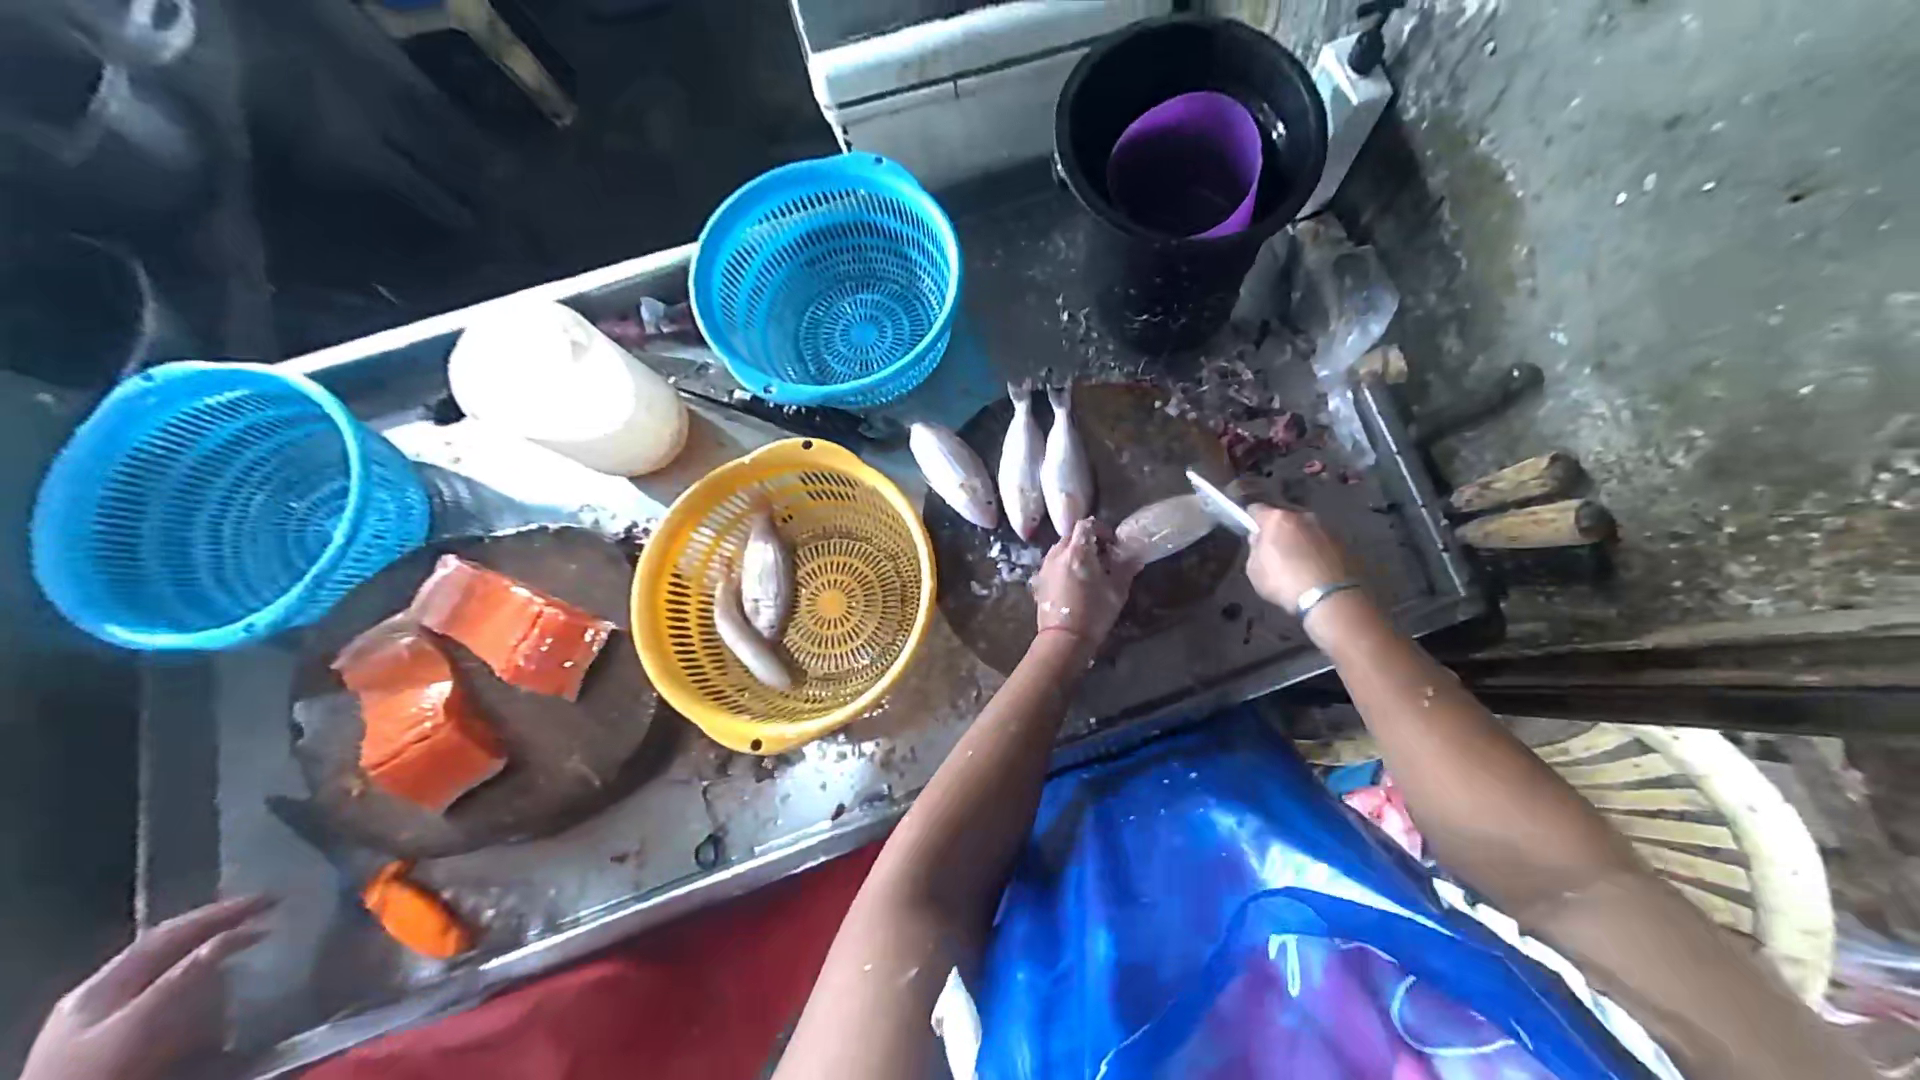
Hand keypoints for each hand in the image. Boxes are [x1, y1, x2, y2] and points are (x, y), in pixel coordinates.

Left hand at [22, 895, 274, 1079]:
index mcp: (100, 986)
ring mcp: (104, 1026)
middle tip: (269, 912)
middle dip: (219, 929)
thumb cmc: (101, 1073)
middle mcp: (100, 998)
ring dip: (212, 955)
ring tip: (252, 943)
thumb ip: (186, 975)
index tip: (270, 900)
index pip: (168, 933)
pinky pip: (168, 1001)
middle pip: (166, 951)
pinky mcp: (119, 1048)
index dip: (221, 912)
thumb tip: (242, 931)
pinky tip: (220, 988)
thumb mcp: (141, 1024)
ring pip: (167, 974)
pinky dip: (201, 985)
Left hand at [1032, 518, 1138, 646]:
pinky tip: (1073, 582)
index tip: (1111, 544)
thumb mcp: (1117, 591)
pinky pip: (1052, 564)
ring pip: (1060, 549)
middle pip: (1072, 536)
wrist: (1064, 639)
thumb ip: (1126, 569)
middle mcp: (1057, 554)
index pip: (1086, 524)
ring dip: (1074, 553)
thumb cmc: (1094, 613)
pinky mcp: (1038, 581)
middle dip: (1088, 541)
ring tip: (1088, 570)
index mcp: (1077, 551)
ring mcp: (1044, 567)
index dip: (1101, 529)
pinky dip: (1063, 565)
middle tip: (1102, 557)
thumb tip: (1135, 557)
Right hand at [1246, 504, 1353, 611]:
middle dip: (1280, 531)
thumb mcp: (1253, 569)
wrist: (1330, 597)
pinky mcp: (1346, 543)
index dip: (1251, 520)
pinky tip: (1317, 570)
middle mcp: (1304, 516)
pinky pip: (1325, 544)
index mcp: (1277, 519)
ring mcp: (1328, 528)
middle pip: (1286, 519)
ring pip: (1307, 530)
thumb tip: (1261, 541)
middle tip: (1277, 551)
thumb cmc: (1283, 581)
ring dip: (1302, 540)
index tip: (1251, 533)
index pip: (1256, 509)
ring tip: (1300, 563)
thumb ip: (1255, 550)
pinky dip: (1319, 552)